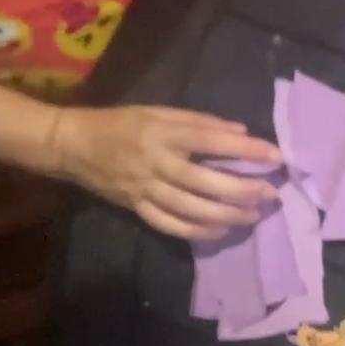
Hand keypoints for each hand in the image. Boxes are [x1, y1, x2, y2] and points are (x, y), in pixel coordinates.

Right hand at [50, 106, 280, 240]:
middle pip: (203, 182)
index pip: (208, 141)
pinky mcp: (135, 207)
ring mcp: (143, 188)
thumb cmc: (122, 125)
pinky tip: (222, 230)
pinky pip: (170, 225)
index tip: (276, 156)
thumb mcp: (158, 113)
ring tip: (253, 214)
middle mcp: (153, 162)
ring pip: (191, 208)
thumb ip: (201, 122)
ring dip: (228, 215)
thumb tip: (244, 132)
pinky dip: (199, 232)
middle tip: (270, 193)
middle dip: (243, 190)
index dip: (245, 150)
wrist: (68, 144)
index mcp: (160, 134)